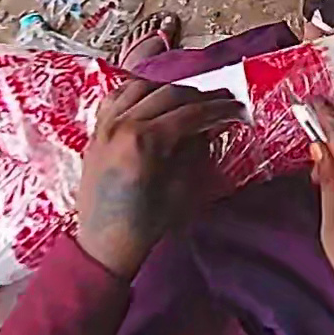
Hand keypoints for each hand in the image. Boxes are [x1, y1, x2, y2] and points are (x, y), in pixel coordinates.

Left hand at [76, 78, 243, 276]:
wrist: (101, 246)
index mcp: (145, 141)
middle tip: (221, 101)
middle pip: (168, 95)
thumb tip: (210, 125)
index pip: (190, 113)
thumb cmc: (146, 224)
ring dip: (169, 90)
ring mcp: (105, 124)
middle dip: (199, 96)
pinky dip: (138, 92)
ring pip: (142, 87)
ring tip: (188, 101)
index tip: (237, 107)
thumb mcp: (181, 190)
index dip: (218, 109)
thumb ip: (196, 150)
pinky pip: (116, 96)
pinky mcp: (96, 130)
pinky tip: (152, 98)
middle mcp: (123, 124)